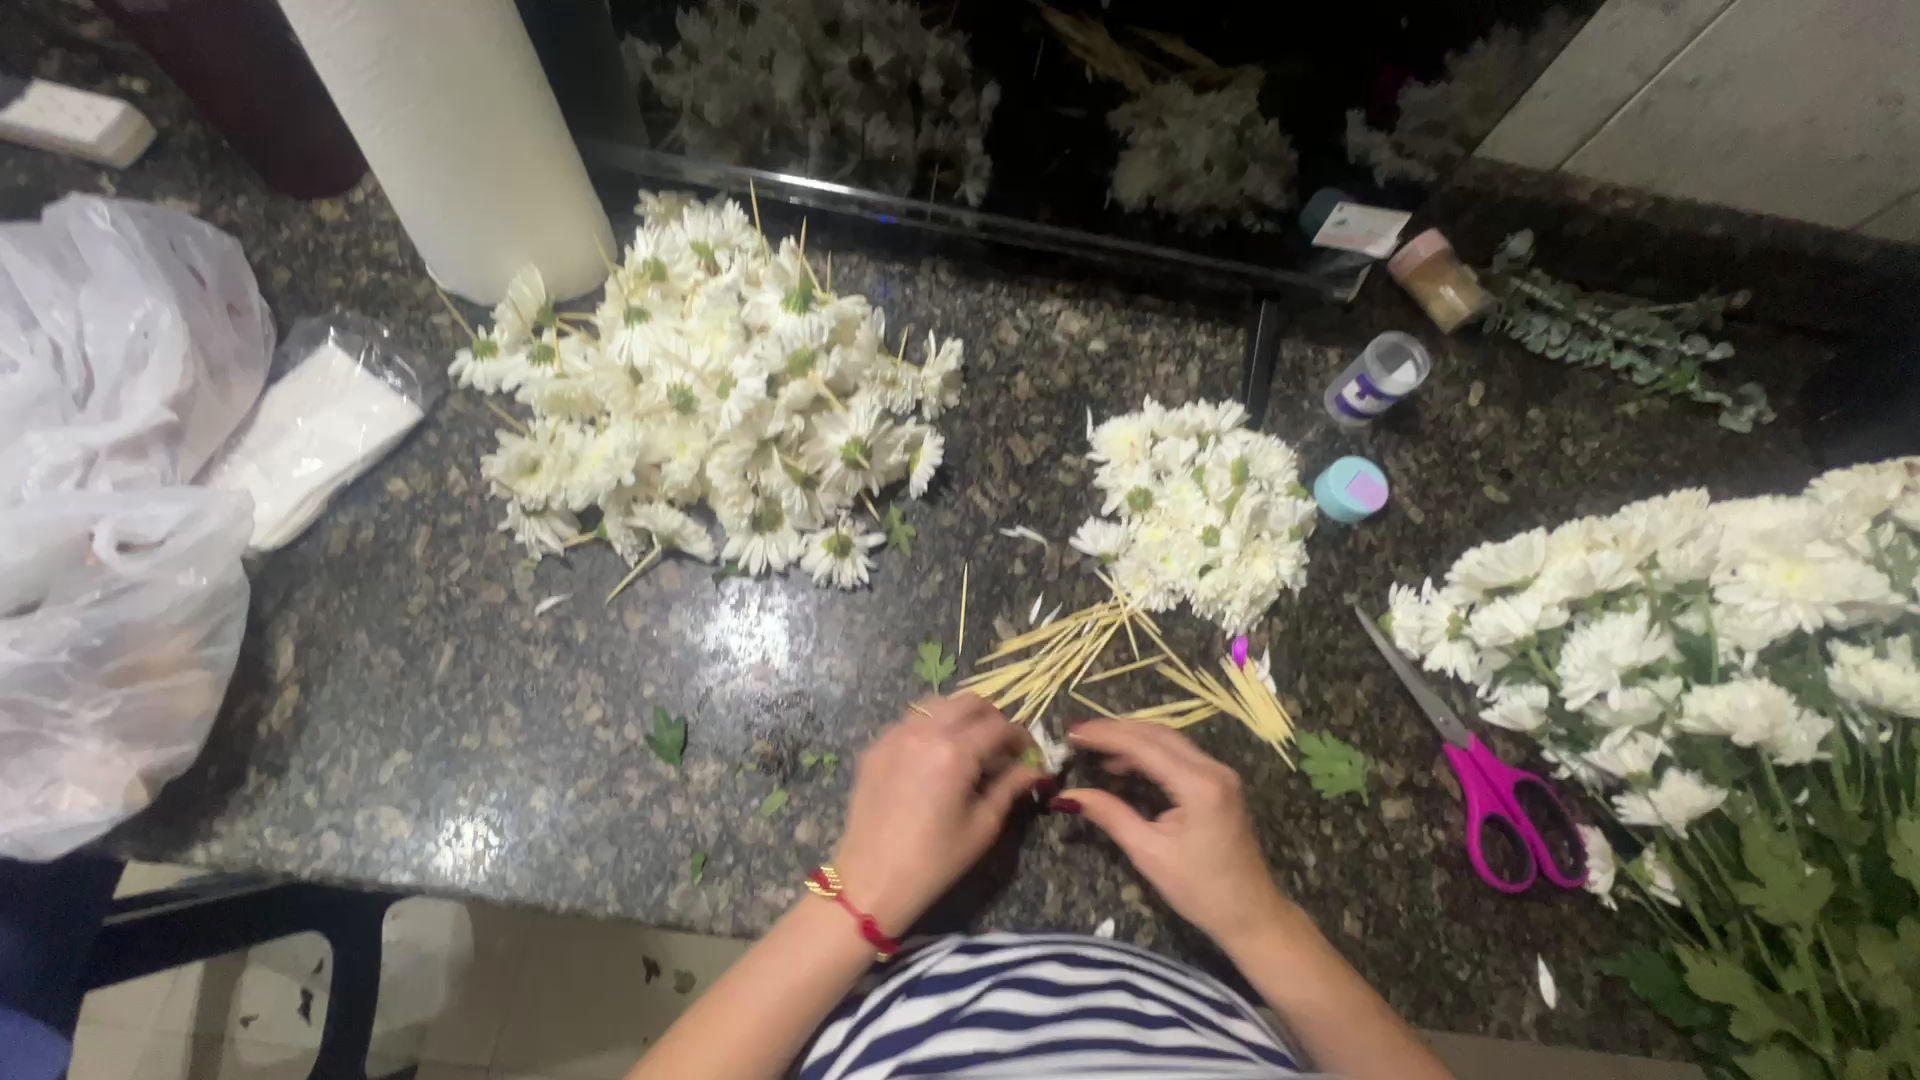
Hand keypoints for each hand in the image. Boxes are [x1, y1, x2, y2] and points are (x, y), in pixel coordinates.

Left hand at [831, 694, 1043, 933]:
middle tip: (1002, 745)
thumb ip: (1010, 787)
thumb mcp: (982, 826)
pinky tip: (934, 756)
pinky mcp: (875, 746)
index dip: (1021, 736)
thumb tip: (1035, 768)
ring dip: (960, 716)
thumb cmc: (934, 860)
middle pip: (969, 701)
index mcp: (955, 752)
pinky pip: (909, 721)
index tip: (1029, 753)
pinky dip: (930, 727)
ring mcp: (894, 735)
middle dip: (992, 717)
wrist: (871, 880)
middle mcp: (924, 732)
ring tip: (969, 745)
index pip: (999, 726)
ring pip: (937, 704)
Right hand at [1059, 720, 1291, 949]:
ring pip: (1168, 739)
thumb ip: (1110, 815)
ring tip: (1094, 746)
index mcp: (1198, 786)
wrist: (1251, 914)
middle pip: (1156, 733)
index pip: (1143, 745)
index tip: (1072, 732)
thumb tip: (1069, 795)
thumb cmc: (1201, 891)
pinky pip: (1178, 753)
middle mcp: (1213, 769)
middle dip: (1115, 730)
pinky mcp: (1218, 782)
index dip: (1105, 735)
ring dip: (1131, 738)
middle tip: (1078, 734)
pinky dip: (1148, 751)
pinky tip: (1123, 764)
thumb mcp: (1148, 853)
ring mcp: (1219, 773)